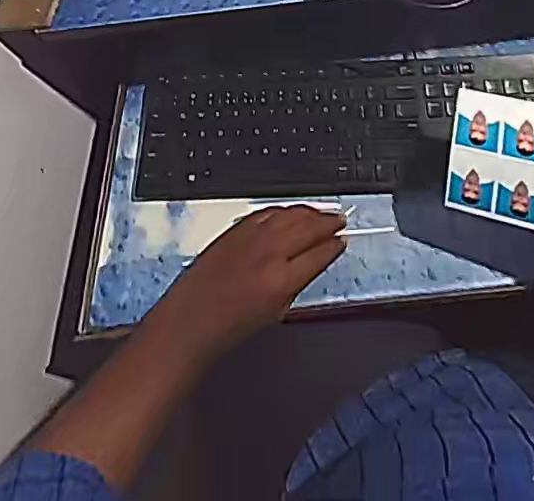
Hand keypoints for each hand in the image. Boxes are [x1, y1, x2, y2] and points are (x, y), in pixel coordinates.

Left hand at [141, 205, 345, 363]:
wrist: (192, 317)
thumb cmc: (228, 324)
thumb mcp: (276, 312)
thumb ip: (297, 284)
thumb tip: (313, 263)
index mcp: (281, 279)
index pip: (319, 254)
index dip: (334, 246)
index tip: (342, 241)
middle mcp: (267, 252)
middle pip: (308, 227)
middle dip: (328, 221)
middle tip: (340, 219)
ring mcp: (250, 236)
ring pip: (289, 214)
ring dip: (310, 211)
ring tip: (322, 213)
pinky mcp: (236, 228)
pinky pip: (268, 212)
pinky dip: (284, 210)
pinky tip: (292, 212)